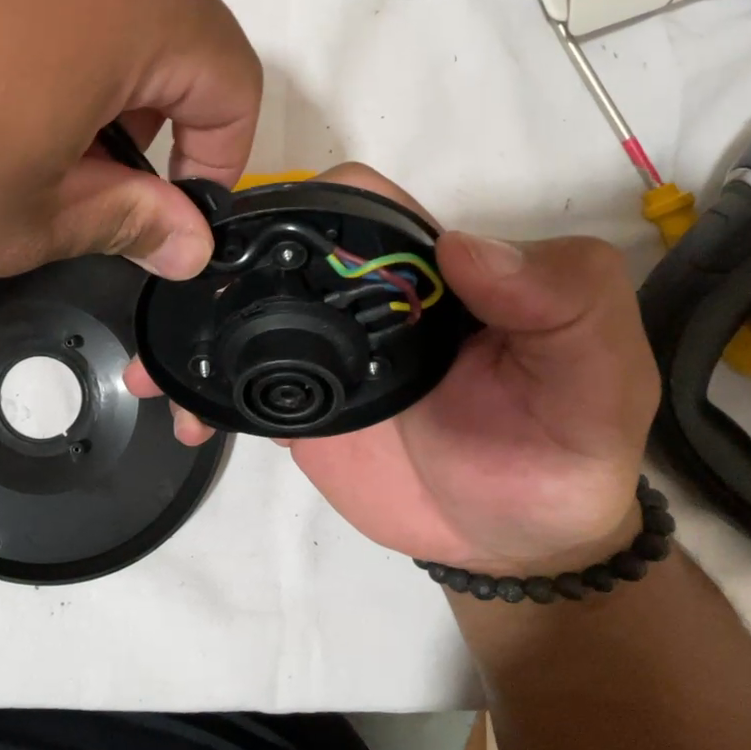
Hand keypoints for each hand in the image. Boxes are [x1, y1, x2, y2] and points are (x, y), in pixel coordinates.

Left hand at [0, 0, 259, 277]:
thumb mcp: (12, 221)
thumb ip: (118, 222)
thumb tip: (187, 235)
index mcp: (137, 0)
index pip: (233, 81)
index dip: (214, 159)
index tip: (169, 209)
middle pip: (155, 24)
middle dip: (132, 113)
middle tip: (63, 177)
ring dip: (63, 59)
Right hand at [125, 165, 659, 573]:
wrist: (512, 545)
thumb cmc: (563, 452)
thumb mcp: (599, 375)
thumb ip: (560, 300)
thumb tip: (461, 244)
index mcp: (426, 274)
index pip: (358, 208)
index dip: (306, 204)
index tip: (254, 234)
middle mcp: (361, 302)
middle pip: (276, 257)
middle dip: (216, 268)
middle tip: (173, 299)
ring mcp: (319, 356)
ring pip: (241, 320)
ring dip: (189, 333)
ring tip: (151, 370)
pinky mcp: (295, 410)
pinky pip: (237, 389)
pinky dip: (199, 399)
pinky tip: (180, 420)